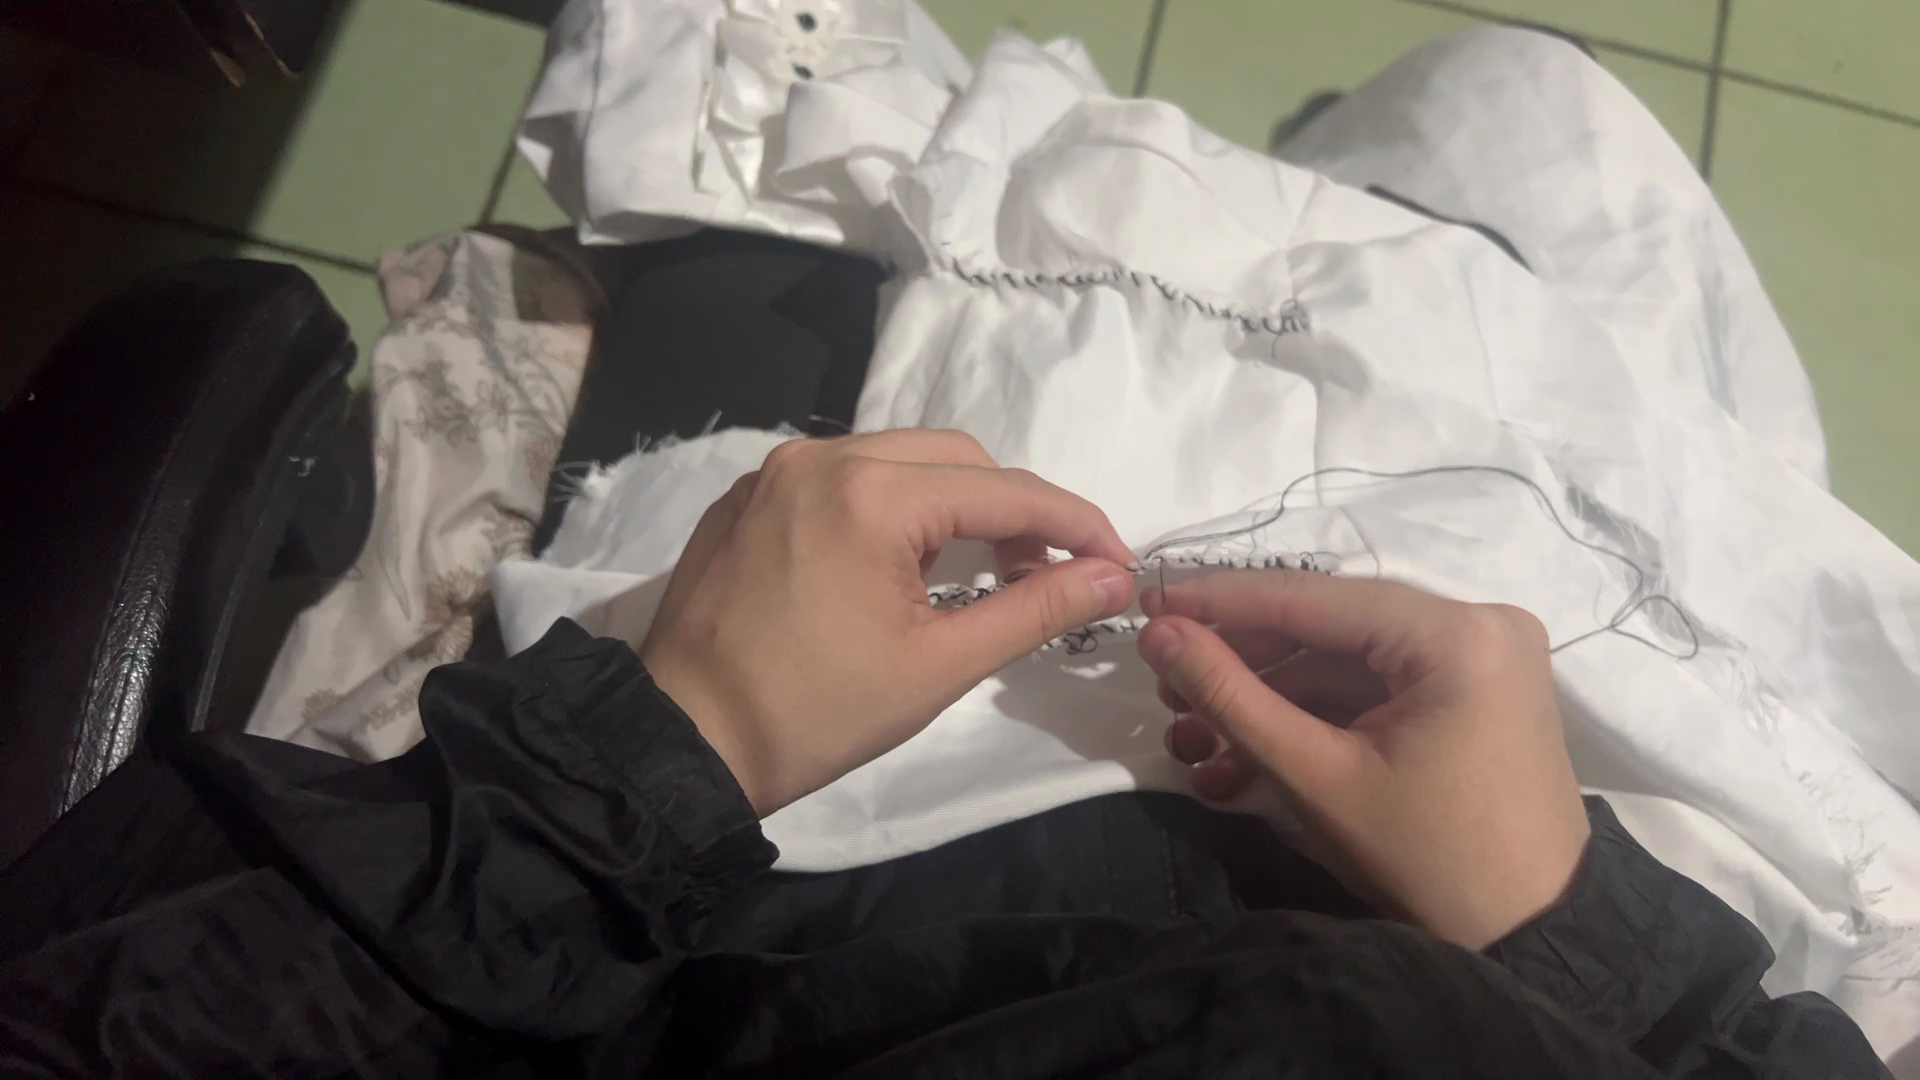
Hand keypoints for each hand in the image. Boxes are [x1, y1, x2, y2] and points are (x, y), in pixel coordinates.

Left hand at [641, 431, 1135, 816]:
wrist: (681, 745)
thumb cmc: (815, 715)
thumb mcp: (939, 666)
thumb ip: (1034, 609)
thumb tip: (1112, 578)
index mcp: (868, 492)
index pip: (1004, 489)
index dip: (1074, 523)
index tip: (1117, 562)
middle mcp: (821, 456)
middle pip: (955, 457)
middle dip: (1014, 508)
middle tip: (1043, 569)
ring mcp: (776, 470)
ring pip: (900, 459)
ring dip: (954, 503)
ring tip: (979, 564)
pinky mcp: (750, 493)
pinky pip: (846, 476)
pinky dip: (894, 504)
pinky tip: (898, 557)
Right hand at [1137, 571, 1590, 949]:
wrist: (1534, 950)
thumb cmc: (1428, 861)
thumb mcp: (1313, 775)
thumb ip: (1226, 693)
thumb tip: (1156, 633)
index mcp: (1455, 634)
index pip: (1309, 597)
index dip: (1217, 600)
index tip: (1149, 604)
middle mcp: (1471, 625)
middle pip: (1320, 626)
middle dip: (1236, 663)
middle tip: (1166, 689)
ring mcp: (1469, 658)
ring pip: (1332, 659)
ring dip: (1259, 698)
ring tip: (1191, 739)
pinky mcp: (1458, 691)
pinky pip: (1360, 687)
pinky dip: (1301, 717)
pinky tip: (1238, 760)